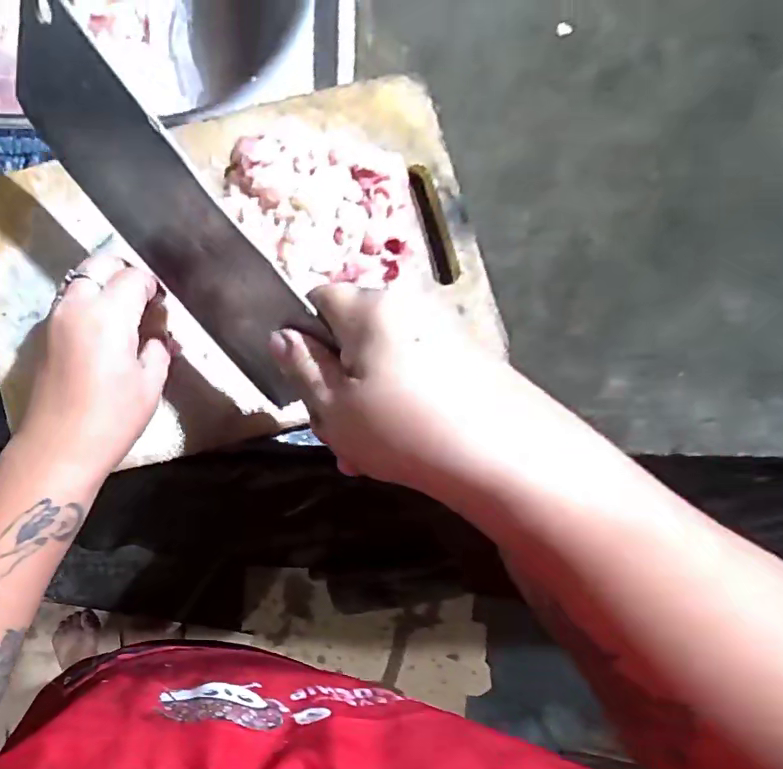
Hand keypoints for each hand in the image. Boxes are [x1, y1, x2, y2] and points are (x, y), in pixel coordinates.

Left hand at [14, 254, 172, 475]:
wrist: (58, 448)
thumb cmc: (111, 420)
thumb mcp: (149, 387)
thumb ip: (157, 351)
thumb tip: (156, 338)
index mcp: (108, 312)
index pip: (134, 277)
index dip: (152, 287)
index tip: (161, 305)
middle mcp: (77, 305)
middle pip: (100, 265)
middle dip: (123, 274)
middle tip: (140, 300)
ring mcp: (54, 319)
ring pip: (79, 282)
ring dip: (101, 286)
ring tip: (120, 315)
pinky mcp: (43, 337)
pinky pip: (67, 304)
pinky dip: (84, 305)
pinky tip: (99, 332)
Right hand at [270, 284, 615, 505]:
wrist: (501, 456)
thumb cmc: (399, 428)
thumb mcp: (331, 407)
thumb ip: (300, 367)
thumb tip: (281, 335)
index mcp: (370, 307)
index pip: (317, 297)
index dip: (302, 337)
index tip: (305, 382)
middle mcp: (409, 304)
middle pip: (350, 334)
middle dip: (335, 380)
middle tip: (335, 429)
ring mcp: (442, 329)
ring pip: (379, 360)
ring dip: (363, 399)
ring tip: (365, 449)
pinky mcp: (466, 356)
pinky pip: (412, 372)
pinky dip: (397, 401)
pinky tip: (399, 443)